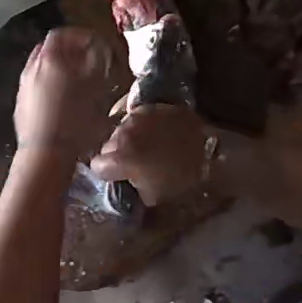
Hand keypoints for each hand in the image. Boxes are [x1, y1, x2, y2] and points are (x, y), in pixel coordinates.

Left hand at [14, 26, 116, 159]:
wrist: (46, 154)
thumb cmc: (77, 121)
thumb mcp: (98, 88)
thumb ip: (98, 63)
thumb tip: (99, 49)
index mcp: (49, 59)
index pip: (60, 34)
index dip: (79, 36)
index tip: (94, 44)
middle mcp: (31, 69)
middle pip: (48, 49)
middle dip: (68, 51)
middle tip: (87, 60)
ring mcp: (23, 88)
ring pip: (41, 68)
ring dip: (59, 69)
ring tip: (78, 81)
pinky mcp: (20, 105)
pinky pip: (35, 86)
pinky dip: (49, 84)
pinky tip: (63, 100)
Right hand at [90, 104, 210, 205]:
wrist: (204, 140)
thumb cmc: (179, 173)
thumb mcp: (155, 194)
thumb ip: (132, 191)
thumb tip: (126, 187)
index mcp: (120, 159)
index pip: (96, 166)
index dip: (107, 173)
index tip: (118, 176)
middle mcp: (121, 136)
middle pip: (108, 147)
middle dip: (118, 155)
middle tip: (137, 162)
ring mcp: (133, 119)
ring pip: (121, 132)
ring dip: (130, 140)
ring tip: (150, 146)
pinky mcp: (146, 108)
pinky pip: (134, 119)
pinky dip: (141, 127)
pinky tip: (155, 132)